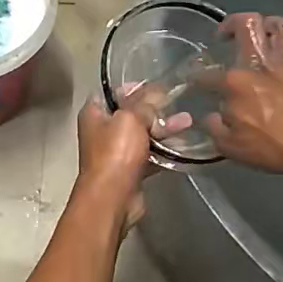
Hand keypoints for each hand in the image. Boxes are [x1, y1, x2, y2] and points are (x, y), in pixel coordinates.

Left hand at [72, 88, 188, 227]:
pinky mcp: (130, 170)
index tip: (157, 83)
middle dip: (155, 108)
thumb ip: (145, 102)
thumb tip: (160, 92)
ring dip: (163, 128)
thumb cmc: (115, 152)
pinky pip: (150, 154)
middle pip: (130, 113)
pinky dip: (164, 150)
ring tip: (188, 121)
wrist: (113, 198)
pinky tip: (184, 143)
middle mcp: (102, 131)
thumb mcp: (130, 118)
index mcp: (94, 113)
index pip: (112, 91)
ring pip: (143, 134)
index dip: (134, 86)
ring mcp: (116, 152)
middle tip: (178, 102)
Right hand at [203, 13, 282, 180]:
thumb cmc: (275, 150)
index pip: (208, 74)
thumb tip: (212, 116)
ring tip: (267, 33)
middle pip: (248, 24)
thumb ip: (216, 130)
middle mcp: (263, 64)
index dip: (198, 78)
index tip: (196, 82)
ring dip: (275, 24)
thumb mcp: (232, 149)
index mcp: (237, 82)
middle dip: (232, 23)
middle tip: (227, 34)